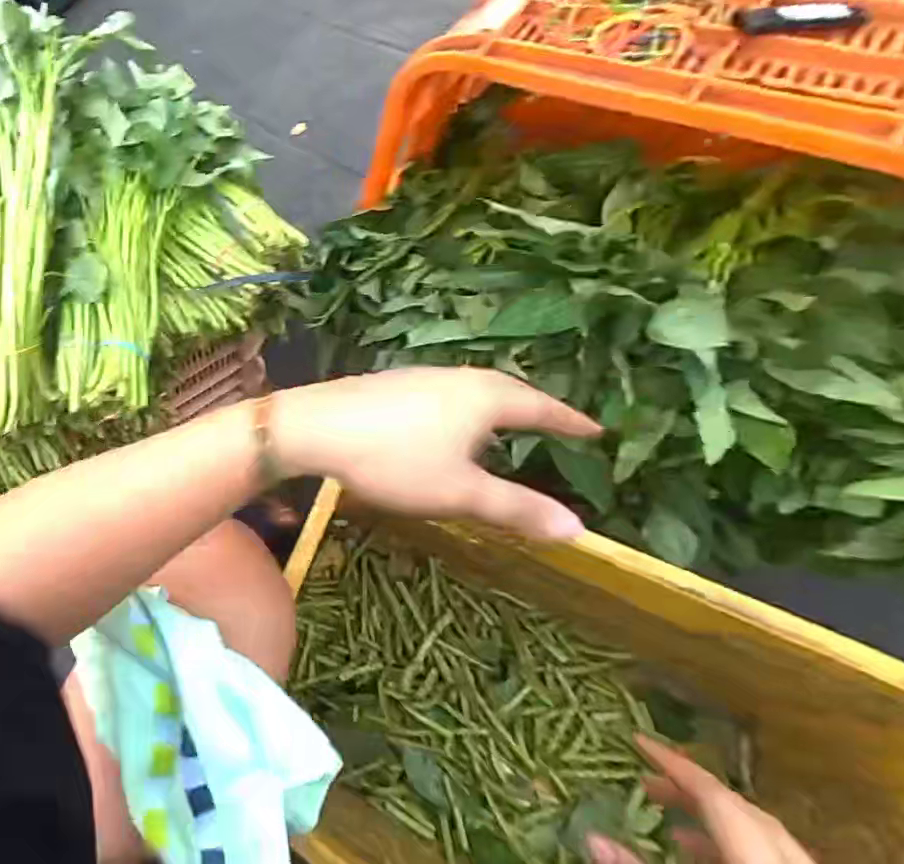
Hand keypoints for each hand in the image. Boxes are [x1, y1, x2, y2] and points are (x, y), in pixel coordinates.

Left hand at [269, 367, 600, 540]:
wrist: (309, 427)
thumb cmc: (391, 460)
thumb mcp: (458, 492)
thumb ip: (516, 507)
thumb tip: (579, 528)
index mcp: (481, 397)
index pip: (540, 406)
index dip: (569, 420)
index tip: (594, 429)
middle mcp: (452, 377)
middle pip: (505, 388)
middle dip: (534, 406)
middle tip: (556, 423)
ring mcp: (414, 375)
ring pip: (468, 386)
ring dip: (493, 402)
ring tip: (506, 422)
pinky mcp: (384, 383)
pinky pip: (439, 390)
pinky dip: (459, 405)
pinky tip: (444, 421)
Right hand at [588, 736, 815, 863]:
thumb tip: (590, 834)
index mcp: (758, 856)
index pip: (718, 796)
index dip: (677, 763)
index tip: (636, 738)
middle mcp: (789, 859)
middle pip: (747, 811)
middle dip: (695, 787)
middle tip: (647, 776)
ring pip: (765, 834)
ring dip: (716, 817)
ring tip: (670, 818)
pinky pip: (773, 856)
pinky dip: (736, 842)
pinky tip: (701, 851)